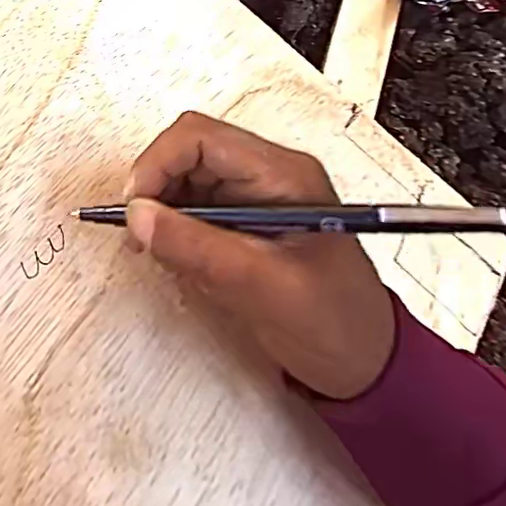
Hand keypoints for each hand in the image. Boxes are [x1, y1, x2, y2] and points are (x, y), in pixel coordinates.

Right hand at [124, 112, 395, 400]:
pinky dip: (171, 227)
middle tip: (139, 232)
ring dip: (160, 210)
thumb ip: (197, 248)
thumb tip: (136, 215)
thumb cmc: (336, 326)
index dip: (157, 162)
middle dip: (155, 188)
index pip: (199, 137)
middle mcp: (264, 173)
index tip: (135, 206)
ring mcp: (250, 193)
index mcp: (282, 174)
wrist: (370, 367)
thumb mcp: (263, 287)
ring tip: (159, 251)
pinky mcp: (238, 215)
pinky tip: (178, 258)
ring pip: (181, 177)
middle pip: (185, 152)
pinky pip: (187, 203)